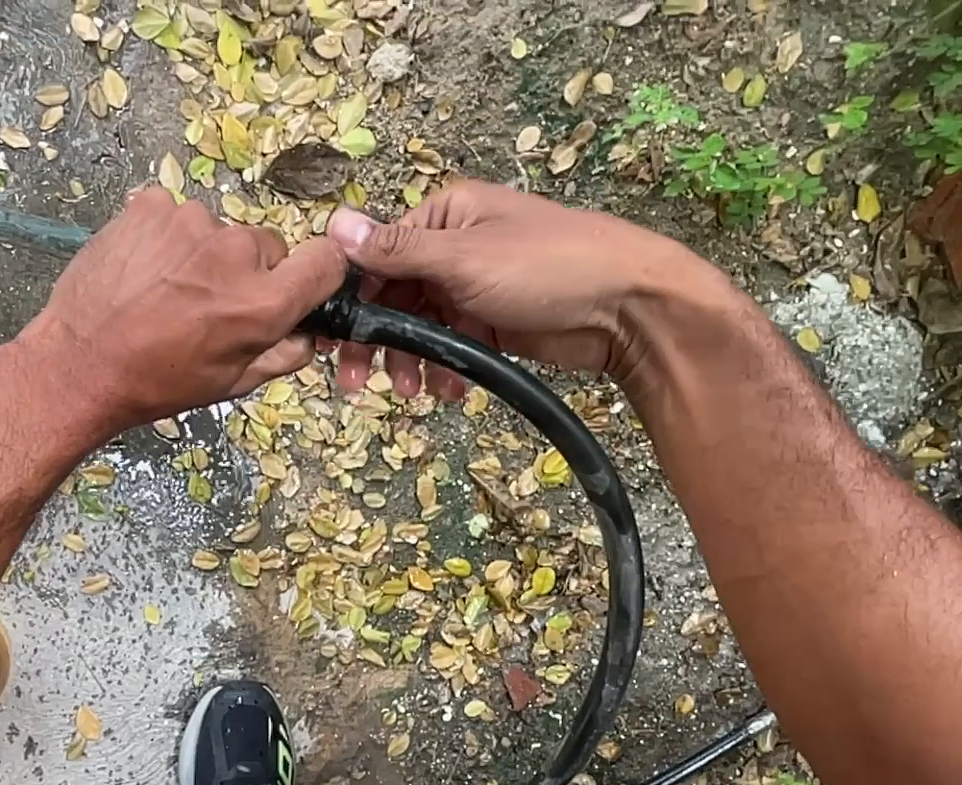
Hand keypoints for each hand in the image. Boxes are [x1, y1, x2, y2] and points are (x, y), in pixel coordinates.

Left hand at [2, 188, 346, 441]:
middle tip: (207, 306)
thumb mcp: (230, 384)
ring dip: (203, 257)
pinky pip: (176, 217)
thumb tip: (311, 333)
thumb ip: (284, 354)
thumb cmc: (157, 383)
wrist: (79, 365)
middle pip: (266, 248)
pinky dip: (167, 239)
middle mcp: (234, 252)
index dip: (316, 274)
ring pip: (218, 234)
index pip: (326, 261)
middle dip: (248, 274)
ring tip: (166, 293)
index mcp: (262, 303)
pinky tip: (144, 272)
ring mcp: (190, 222)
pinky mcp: (151, 206)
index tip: (296, 288)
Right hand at [323, 180, 723, 397]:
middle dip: (378, 341)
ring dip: (411, 361)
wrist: (630, 309)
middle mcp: (452, 248)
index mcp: (445, 216)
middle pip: (392, 297)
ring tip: (416, 392)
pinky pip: (449, 347)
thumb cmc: (548, 268)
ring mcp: (470, 288)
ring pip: (418, 328)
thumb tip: (334, 223)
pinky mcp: (488, 323)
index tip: (331, 342)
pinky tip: (451, 389)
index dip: (351, 300)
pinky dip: (444, 369)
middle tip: (357, 382)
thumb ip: (396, 250)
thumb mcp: (464, 259)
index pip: (376, 257)